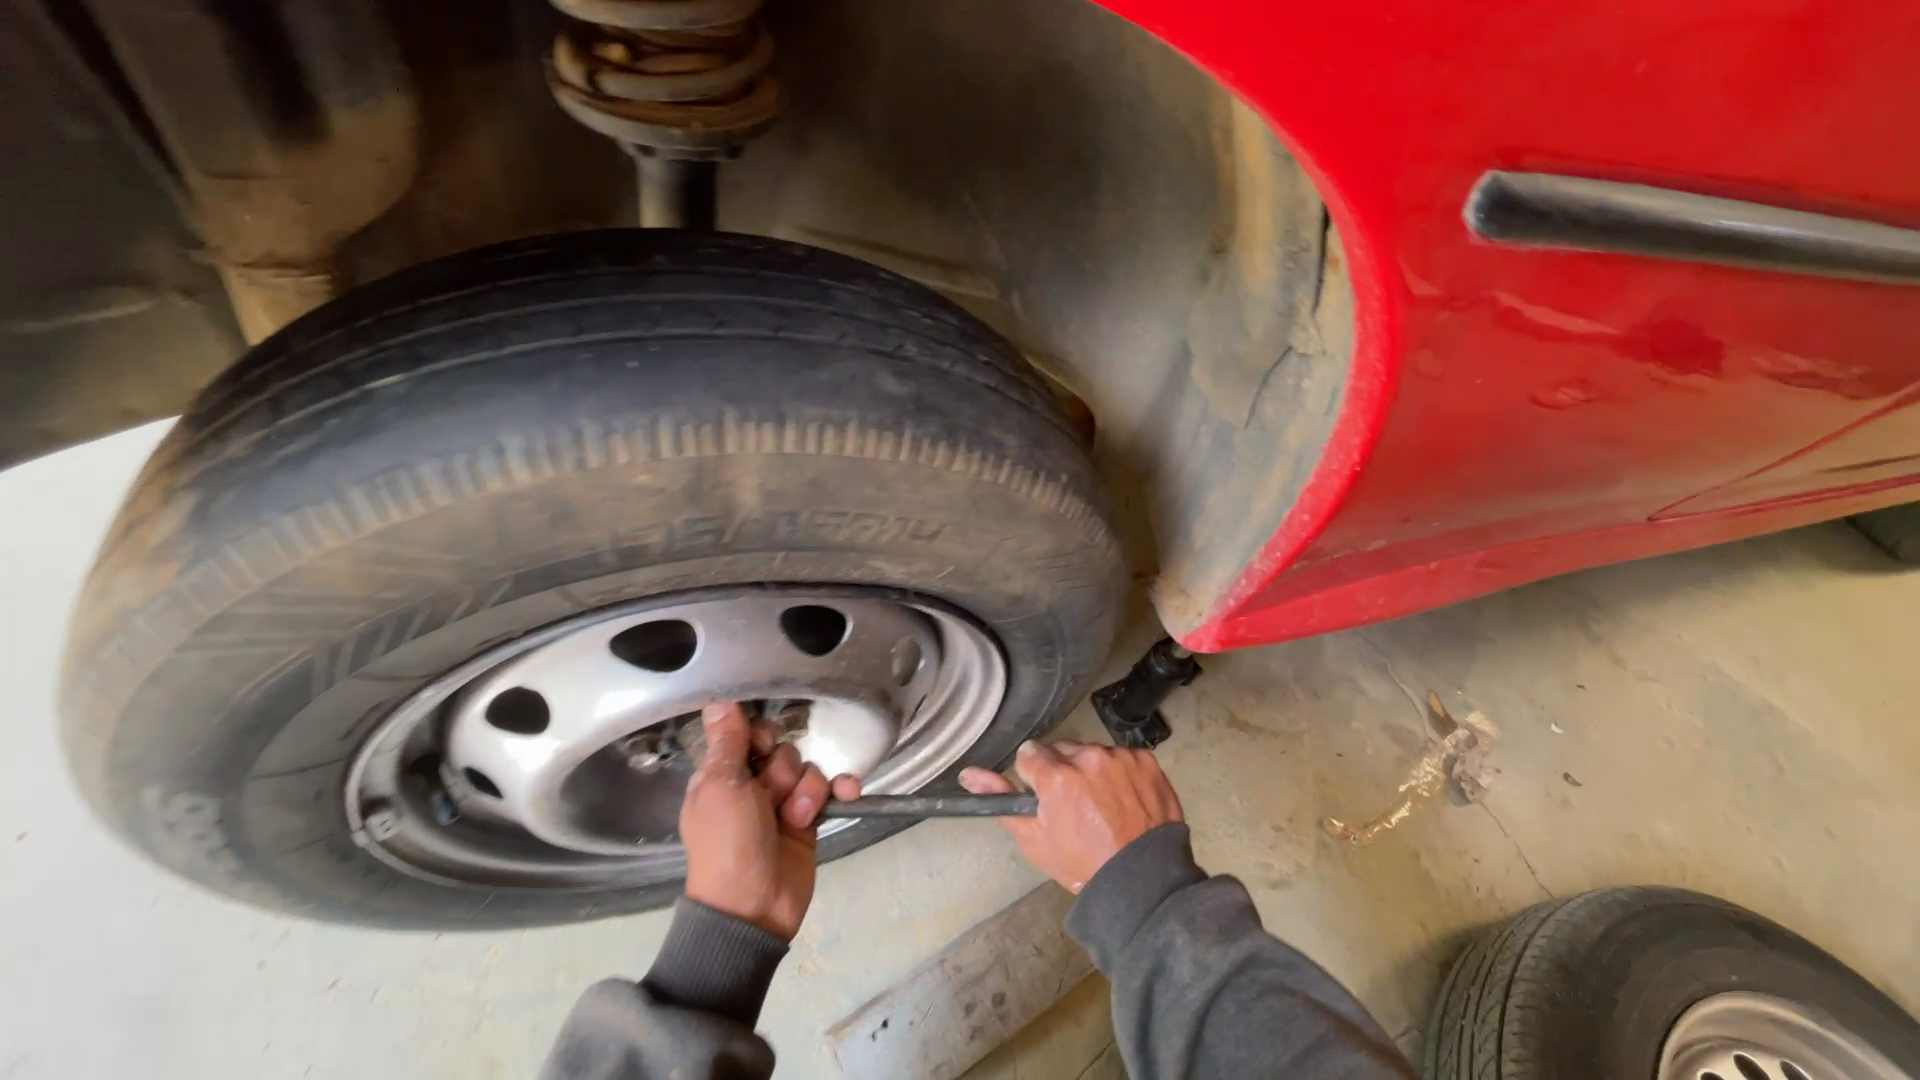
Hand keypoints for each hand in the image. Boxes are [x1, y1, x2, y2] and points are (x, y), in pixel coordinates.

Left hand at [679, 702, 860, 939]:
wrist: (753, 906)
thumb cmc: (727, 843)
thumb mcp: (720, 787)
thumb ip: (727, 742)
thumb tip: (717, 699)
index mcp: (721, 775)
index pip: (747, 733)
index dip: (759, 737)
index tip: (761, 748)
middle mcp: (751, 784)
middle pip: (782, 749)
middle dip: (784, 770)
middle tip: (770, 795)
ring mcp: (783, 803)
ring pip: (808, 770)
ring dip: (807, 791)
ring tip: (794, 818)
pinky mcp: (810, 820)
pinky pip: (831, 790)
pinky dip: (841, 790)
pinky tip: (848, 793)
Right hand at [959, 740, 1182, 893]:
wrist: (1142, 881)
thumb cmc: (1082, 865)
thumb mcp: (1034, 838)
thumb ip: (1001, 798)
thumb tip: (968, 774)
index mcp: (1057, 777)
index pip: (1029, 754)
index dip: (1034, 777)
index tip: (1044, 795)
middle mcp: (1088, 758)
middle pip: (1061, 749)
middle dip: (1062, 770)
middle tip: (1074, 804)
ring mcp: (1120, 758)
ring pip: (1092, 752)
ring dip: (1092, 770)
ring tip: (1103, 805)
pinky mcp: (1145, 761)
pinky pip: (1122, 757)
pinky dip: (1120, 774)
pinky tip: (1125, 800)